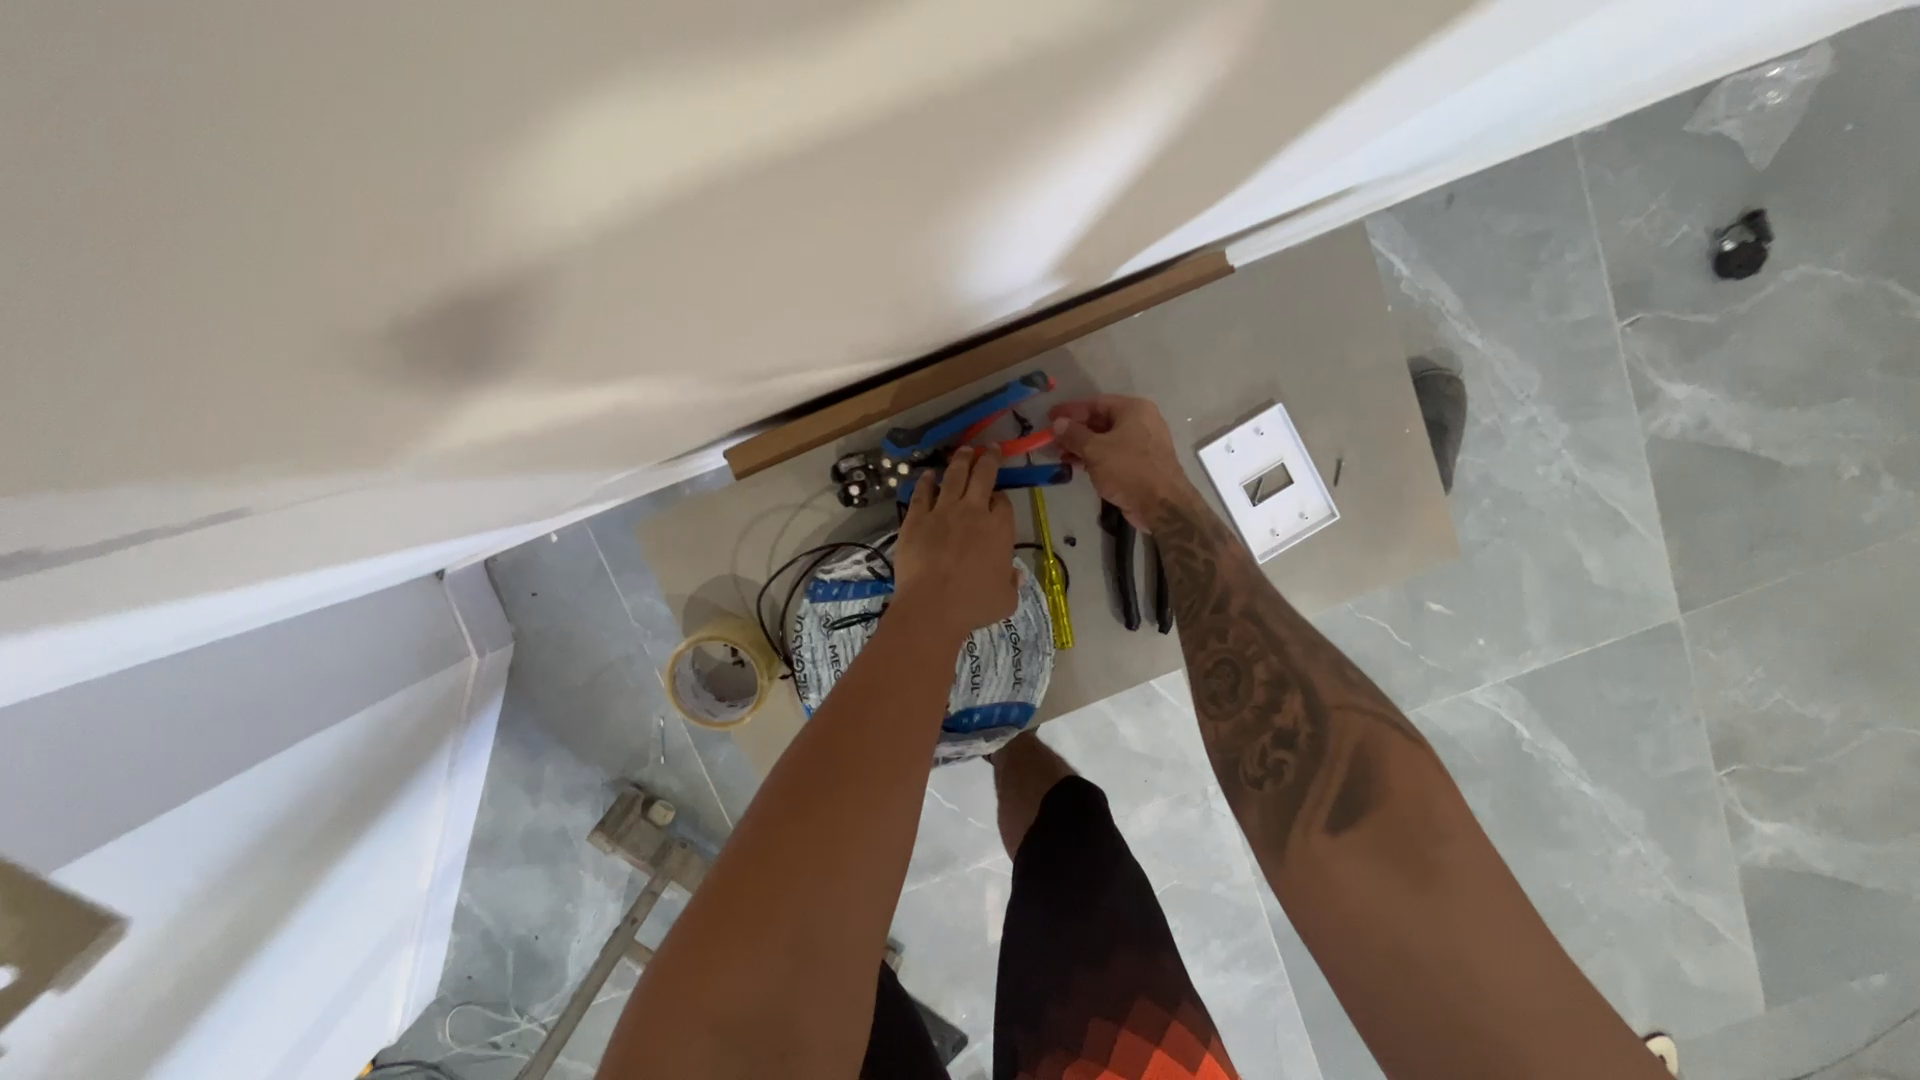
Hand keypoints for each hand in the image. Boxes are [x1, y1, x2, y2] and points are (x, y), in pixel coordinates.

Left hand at [892, 446, 1017, 635]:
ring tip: (964, 450)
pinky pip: (922, 493)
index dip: (1001, 498)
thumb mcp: (1006, 600)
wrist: (932, 605)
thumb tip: (1015, 575)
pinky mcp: (916, 518)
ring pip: (954, 476)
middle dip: (988, 459)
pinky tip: (927, 474)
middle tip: (990, 449)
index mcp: (999, 529)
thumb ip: (1012, 584)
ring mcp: (943, 512)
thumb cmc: (974, 605)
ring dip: (960, 461)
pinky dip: (926, 481)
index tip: (998, 498)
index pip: (1003, 503)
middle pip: (983, 475)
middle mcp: (973, 512)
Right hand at [1049, 395, 1198, 530]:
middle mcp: (1141, 421)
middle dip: (1075, 432)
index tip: (1050, 417)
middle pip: (1101, 421)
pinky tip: (1078, 466)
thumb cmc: (1128, 470)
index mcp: (1134, 409)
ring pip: (1106, 440)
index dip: (1070, 411)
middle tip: (1053, 441)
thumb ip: (1074, 434)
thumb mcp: (1096, 450)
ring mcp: (1143, 443)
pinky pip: (1114, 454)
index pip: (1095, 403)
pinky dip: (1095, 458)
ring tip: (1061, 457)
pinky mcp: (1141, 463)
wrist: (1161, 505)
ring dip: (1083, 447)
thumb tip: (1057, 423)